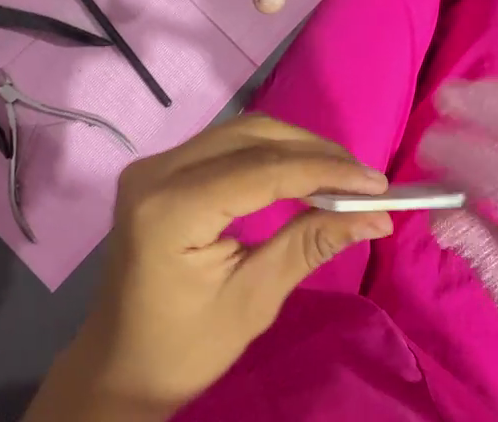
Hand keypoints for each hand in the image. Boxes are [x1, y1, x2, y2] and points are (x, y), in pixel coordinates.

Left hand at [23, 115, 392, 421]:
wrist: (119, 364)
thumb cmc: (184, 348)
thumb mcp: (254, 301)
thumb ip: (309, 245)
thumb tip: (375, 216)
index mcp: (170, 209)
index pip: (261, 170)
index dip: (324, 171)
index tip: (378, 184)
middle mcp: (157, 171)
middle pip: (251, 136)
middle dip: (314, 153)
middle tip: (364, 179)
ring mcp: (155, 165)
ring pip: (240, 133)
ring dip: (295, 148)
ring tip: (343, 175)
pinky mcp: (161, 169)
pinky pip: (225, 145)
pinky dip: (269, 153)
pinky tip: (301, 173)